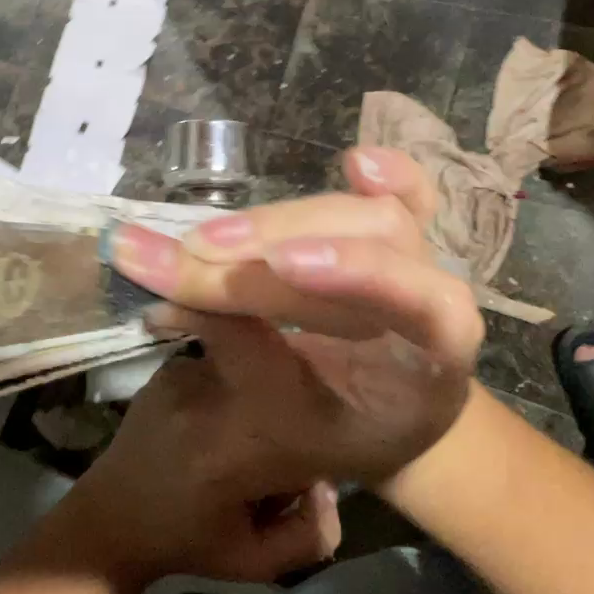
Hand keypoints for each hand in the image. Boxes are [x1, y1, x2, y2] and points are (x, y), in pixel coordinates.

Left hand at [46, 349, 342, 586]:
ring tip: (237, 433)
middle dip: (299, 408)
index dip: (329, 438)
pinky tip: (211, 419)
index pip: (314, 420)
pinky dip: (231, 386)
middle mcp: (215, 395)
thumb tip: (328, 483)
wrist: (110, 519)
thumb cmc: (185, 541)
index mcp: (238, 447)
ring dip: (262, 395)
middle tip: (276, 447)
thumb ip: (312, 532)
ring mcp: (190, 371)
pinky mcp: (172, 364)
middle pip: (288, 380)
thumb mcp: (254, 560)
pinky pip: (224, 364)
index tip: (313, 465)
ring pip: (256, 368)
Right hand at [106, 147, 484, 485]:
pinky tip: (355, 162)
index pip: (423, 307)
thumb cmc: (335, 430)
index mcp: (434, 366)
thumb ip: (235, 347)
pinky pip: (407, 194)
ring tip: (202, 238)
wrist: (379, 420)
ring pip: (363, 214)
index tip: (281, 262)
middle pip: (376, 244)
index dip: (358, 272)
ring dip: (278, 220)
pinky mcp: (400, 234)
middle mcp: (439, 302)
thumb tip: (155, 282)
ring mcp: (422, 259)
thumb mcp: (283, 421)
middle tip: (188, 256)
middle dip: (274, 247)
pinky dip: (386, 175)